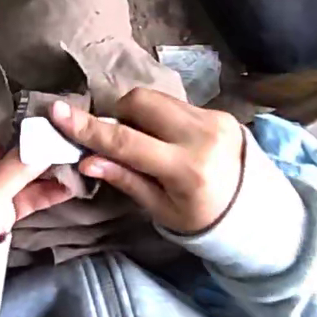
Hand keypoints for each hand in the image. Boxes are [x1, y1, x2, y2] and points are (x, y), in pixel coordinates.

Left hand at [0, 124, 73, 244]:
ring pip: (21, 172)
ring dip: (46, 168)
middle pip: (9, 149)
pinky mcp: (0, 209)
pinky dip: (46, 191)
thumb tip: (47, 140)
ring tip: (77, 159)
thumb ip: (19, 165)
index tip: (49, 119)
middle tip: (69, 138)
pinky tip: (71, 186)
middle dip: (38, 146)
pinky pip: (26, 194)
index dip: (19, 123)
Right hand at [48, 88, 245, 234]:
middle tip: (118, 137)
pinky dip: (159, 116)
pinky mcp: (218, 111)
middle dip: (119, 114)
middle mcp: (201, 136)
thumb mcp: (162, 209)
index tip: (58, 111)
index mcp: (186, 169)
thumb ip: (125, 179)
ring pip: (156, 98)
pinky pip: (174, 103)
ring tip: (145, 140)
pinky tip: (167, 139)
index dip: (88, 127)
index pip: (126, 142)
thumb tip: (87, 160)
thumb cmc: (202, 218)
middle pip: (140, 103)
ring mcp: (213, 119)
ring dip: (139, 114)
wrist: (258, 210)